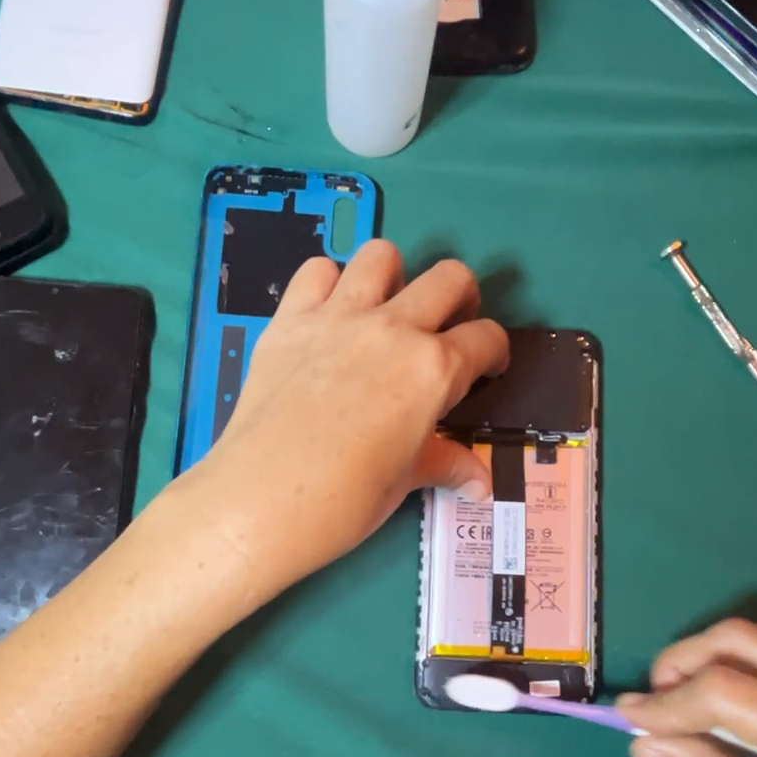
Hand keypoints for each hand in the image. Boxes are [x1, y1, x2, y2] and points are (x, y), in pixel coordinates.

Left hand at [190, 240, 508, 586]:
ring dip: (394, 278)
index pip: (486, 339)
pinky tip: (327, 316)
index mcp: (434, 370)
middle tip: (445, 330)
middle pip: (449, 278)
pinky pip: (317, 270)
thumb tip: (480, 483)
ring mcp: (339, 317)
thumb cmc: (346, 500)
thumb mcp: (404, 481)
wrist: (263, 499)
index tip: (484, 370)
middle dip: (461, 299)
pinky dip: (329, 283)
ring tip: (385, 312)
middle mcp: (394, 329)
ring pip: (383, 256)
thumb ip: (444, 464)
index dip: (494, 354)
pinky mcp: (290, 318)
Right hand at [620, 620, 756, 756]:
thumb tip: (645, 743)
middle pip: (745, 640)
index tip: (626, 721)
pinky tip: (725, 719)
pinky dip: (742, 677)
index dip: (668, 702)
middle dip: (684, 660)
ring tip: (679, 710)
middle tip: (652, 705)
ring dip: (710, 664)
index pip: (729, 691)